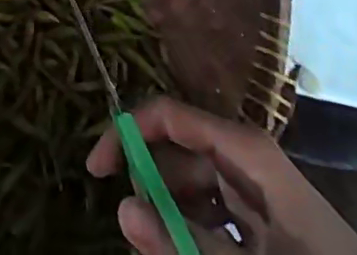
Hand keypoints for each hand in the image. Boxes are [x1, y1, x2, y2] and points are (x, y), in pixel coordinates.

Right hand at [87, 98, 356, 254]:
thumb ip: (185, 240)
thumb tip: (119, 208)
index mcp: (243, 149)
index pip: (167, 115)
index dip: (125, 134)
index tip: (95, 170)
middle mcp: (244, 158)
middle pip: (174, 156)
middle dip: (149, 190)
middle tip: (138, 235)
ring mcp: (254, 189)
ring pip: (189, 190)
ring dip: (171, 219)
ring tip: (167, 248)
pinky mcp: (262, 220)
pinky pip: (211, 216)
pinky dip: (193, 234)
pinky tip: (189, 251)